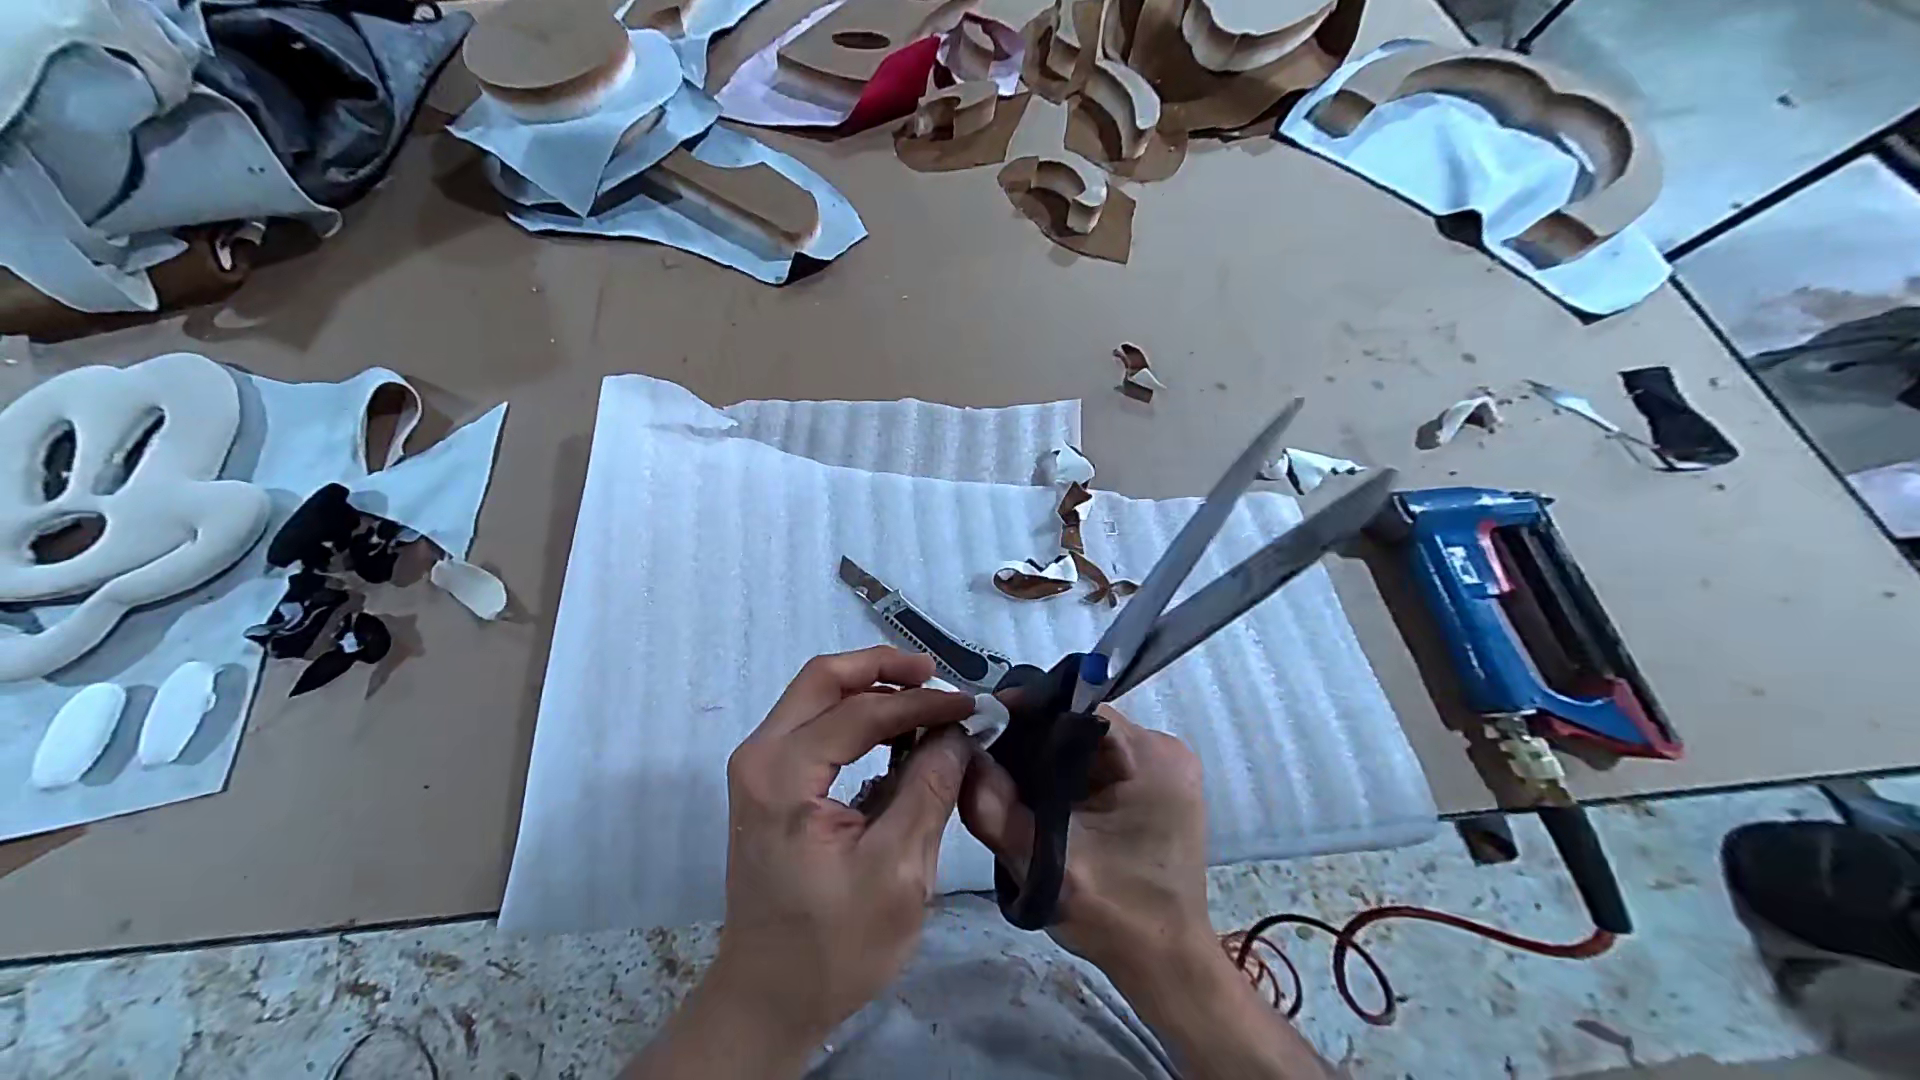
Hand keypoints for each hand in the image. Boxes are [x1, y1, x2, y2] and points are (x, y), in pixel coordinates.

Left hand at [706, 647, 975, 1047]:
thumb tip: (958, 733)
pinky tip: (897, 733)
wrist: (768, 997)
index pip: (861, 711)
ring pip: (818, 694)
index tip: (970, 707)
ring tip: (926, 703)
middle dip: (884, 668)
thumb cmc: (833, 946)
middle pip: (824, 678)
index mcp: (783, 776)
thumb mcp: (898, 871)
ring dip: (872, 688)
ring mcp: (759, 765)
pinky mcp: (769, 780)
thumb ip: (929, 789)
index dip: (922, 704)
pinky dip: (857, 715)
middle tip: (936, 676)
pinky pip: (815, 723)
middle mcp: (760, 756)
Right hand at [961, 708, 1333, 1077]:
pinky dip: (1068, 774)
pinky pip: (1100, 762)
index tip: (985, 725)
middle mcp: (1164, 750)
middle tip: (989, 755)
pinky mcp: (1156, 787)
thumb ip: (997, 811)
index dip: (1028, 711)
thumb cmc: (1116, 917)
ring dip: (1048, 757)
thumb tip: (964, 758)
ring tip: (1009, 777)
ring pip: (1087, 741)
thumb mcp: (1046, 865)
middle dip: (1033, 737)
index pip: (1077, 707)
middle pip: (1080, 722)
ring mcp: (1164, 768)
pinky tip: (1042, 797)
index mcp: (1150, 757)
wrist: (1166, 966)